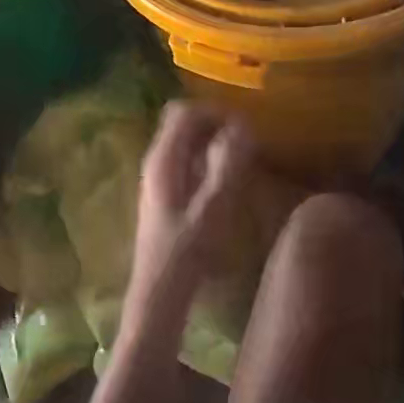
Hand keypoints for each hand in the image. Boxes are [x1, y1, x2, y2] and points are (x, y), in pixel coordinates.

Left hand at [131, 102, 253, 297]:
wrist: (159, 291)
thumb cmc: (186, 252)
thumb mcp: (214, 207)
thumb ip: (228, 164)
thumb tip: (242, 126)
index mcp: (163, 159)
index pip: (184, 111)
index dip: (216, 112)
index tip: (246, 127)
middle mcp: (155, 162)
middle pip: (183, 124)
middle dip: (216, 125)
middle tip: (247, 143)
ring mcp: (157, 179)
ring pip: (185, 144)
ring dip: (212, 144)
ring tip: (243, 161)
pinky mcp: (163, 196)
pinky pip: (186, 163)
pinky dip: (206, 162)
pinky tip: (225, 184)